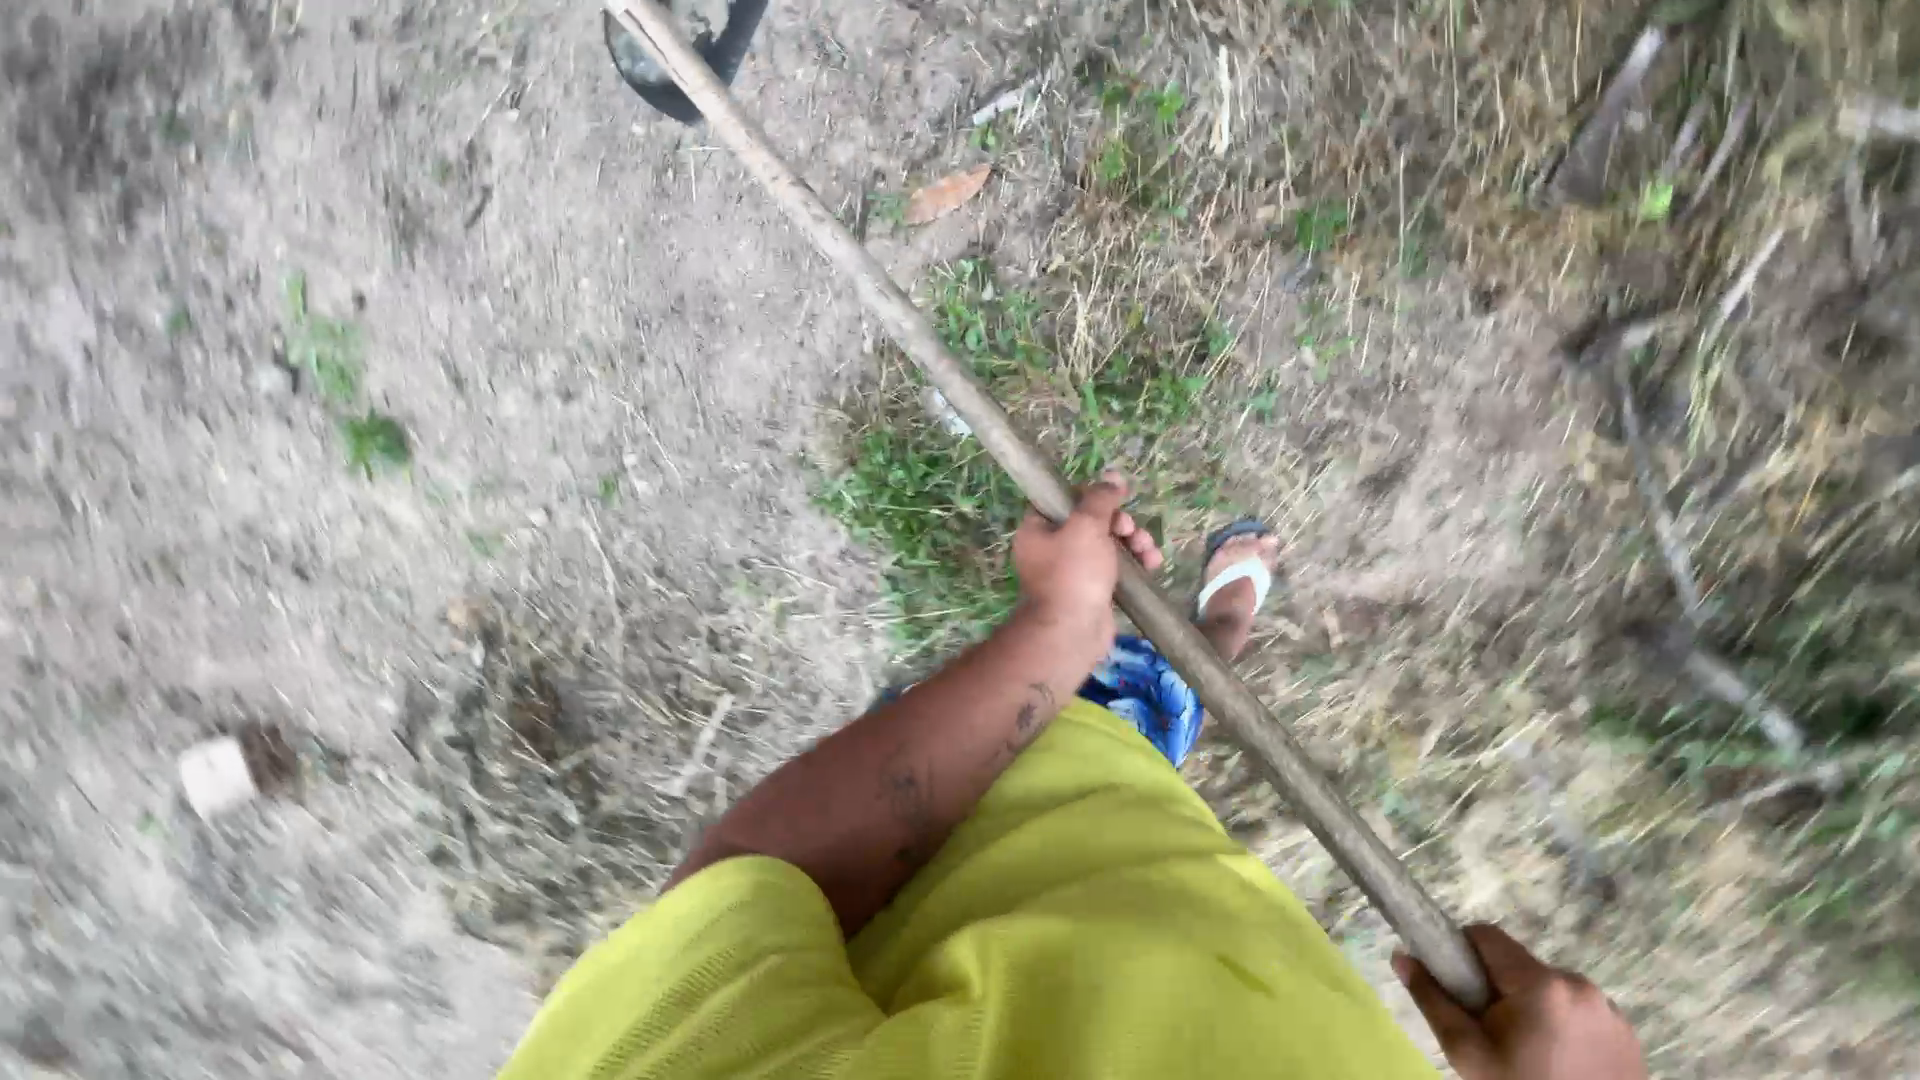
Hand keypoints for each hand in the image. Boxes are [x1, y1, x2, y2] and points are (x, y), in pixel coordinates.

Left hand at [1011, 471, 1163, 646]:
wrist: (1073, 630)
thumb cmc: (1073, 572)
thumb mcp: (1086, 526)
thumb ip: (1100, 499)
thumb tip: (1114, 476)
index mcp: (1037, 529)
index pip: (1063, 500)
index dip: (1091, 497)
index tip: (1114, 499)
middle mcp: (1050, 548)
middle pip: (1091, 521)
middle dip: (1120, 523)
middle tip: (1130, 531)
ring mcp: (1071, 570)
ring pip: (1107, 544)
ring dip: (1133, 541)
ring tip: (1148, 551)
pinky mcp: (1091, 589)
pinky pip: (1115, 567)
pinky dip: (1133, 562)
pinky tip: (1151, 565)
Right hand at [1395, 925, 1646, 1079]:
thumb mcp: (1465, 1051)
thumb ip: (1431, 998)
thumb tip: (1400, 956)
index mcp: (1541, 984)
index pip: (1485, 936)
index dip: (1462, 955)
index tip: (1461, 991)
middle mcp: (1581, 986)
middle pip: (1518, 965)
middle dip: (1499, 988)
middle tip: (1493, 1032)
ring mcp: (1612, 1012)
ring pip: (1549, 988)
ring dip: (1533, 1007)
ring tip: (1530, 1053)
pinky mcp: (1630, 1036)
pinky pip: (1580, 1011)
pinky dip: (1563, 1025)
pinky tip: (1561, 1062)